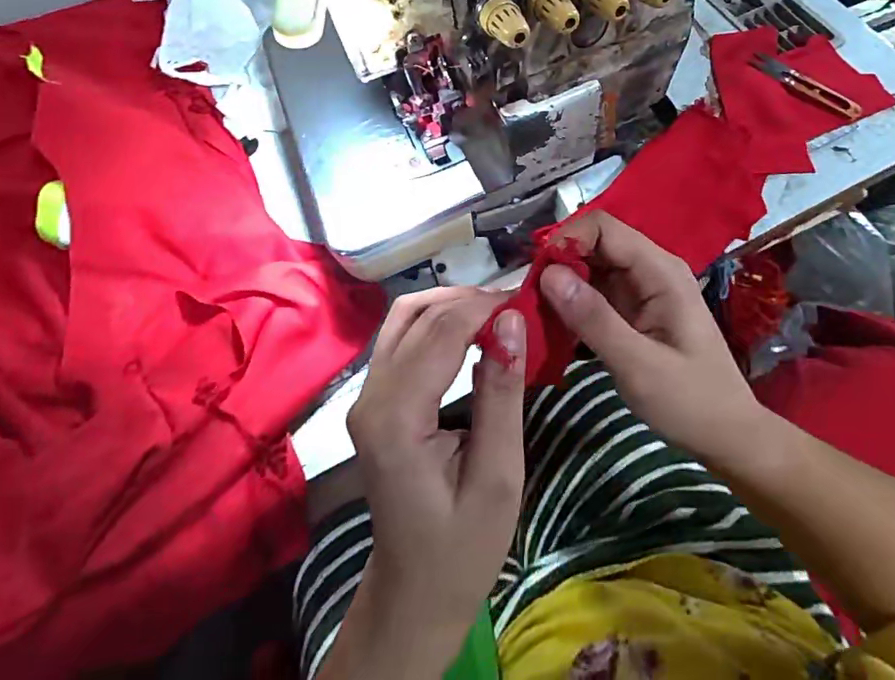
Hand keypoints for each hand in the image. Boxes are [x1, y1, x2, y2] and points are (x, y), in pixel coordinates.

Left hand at [329, 288, 525, 679]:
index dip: (485, 306)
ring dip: (451, 305)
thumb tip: (512, 320)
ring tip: (499, 314)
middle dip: (470, 300)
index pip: (440, 332)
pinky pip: (401, 339)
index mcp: (396, 418)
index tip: (529, 300)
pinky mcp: (372, 400)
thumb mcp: (498, 476)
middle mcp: (369, 396)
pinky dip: (438, 323)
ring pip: (403, 317)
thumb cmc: (462, 548)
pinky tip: (472, 332)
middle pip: (417, 315)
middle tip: (519, 307)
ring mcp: (365, 396)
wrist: (413, 592)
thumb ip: (501, 393)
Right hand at [540, 212, 766, 463]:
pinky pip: (594, 292)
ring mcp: (641, 289)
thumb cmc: (690, 401)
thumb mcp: (638, 365)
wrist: (727, 436)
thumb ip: (594, 319)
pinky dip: (571, 303)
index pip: (604, 228)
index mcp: (660, 271)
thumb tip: (549, 275)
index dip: (567, 240)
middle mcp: (650, 270)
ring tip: (534, 312)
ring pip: (590, 267)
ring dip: (561, 284)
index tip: (536, 275)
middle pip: (594, 243)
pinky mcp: (632, 310)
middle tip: (528, 298)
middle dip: (558, 262)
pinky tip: (552, 325)